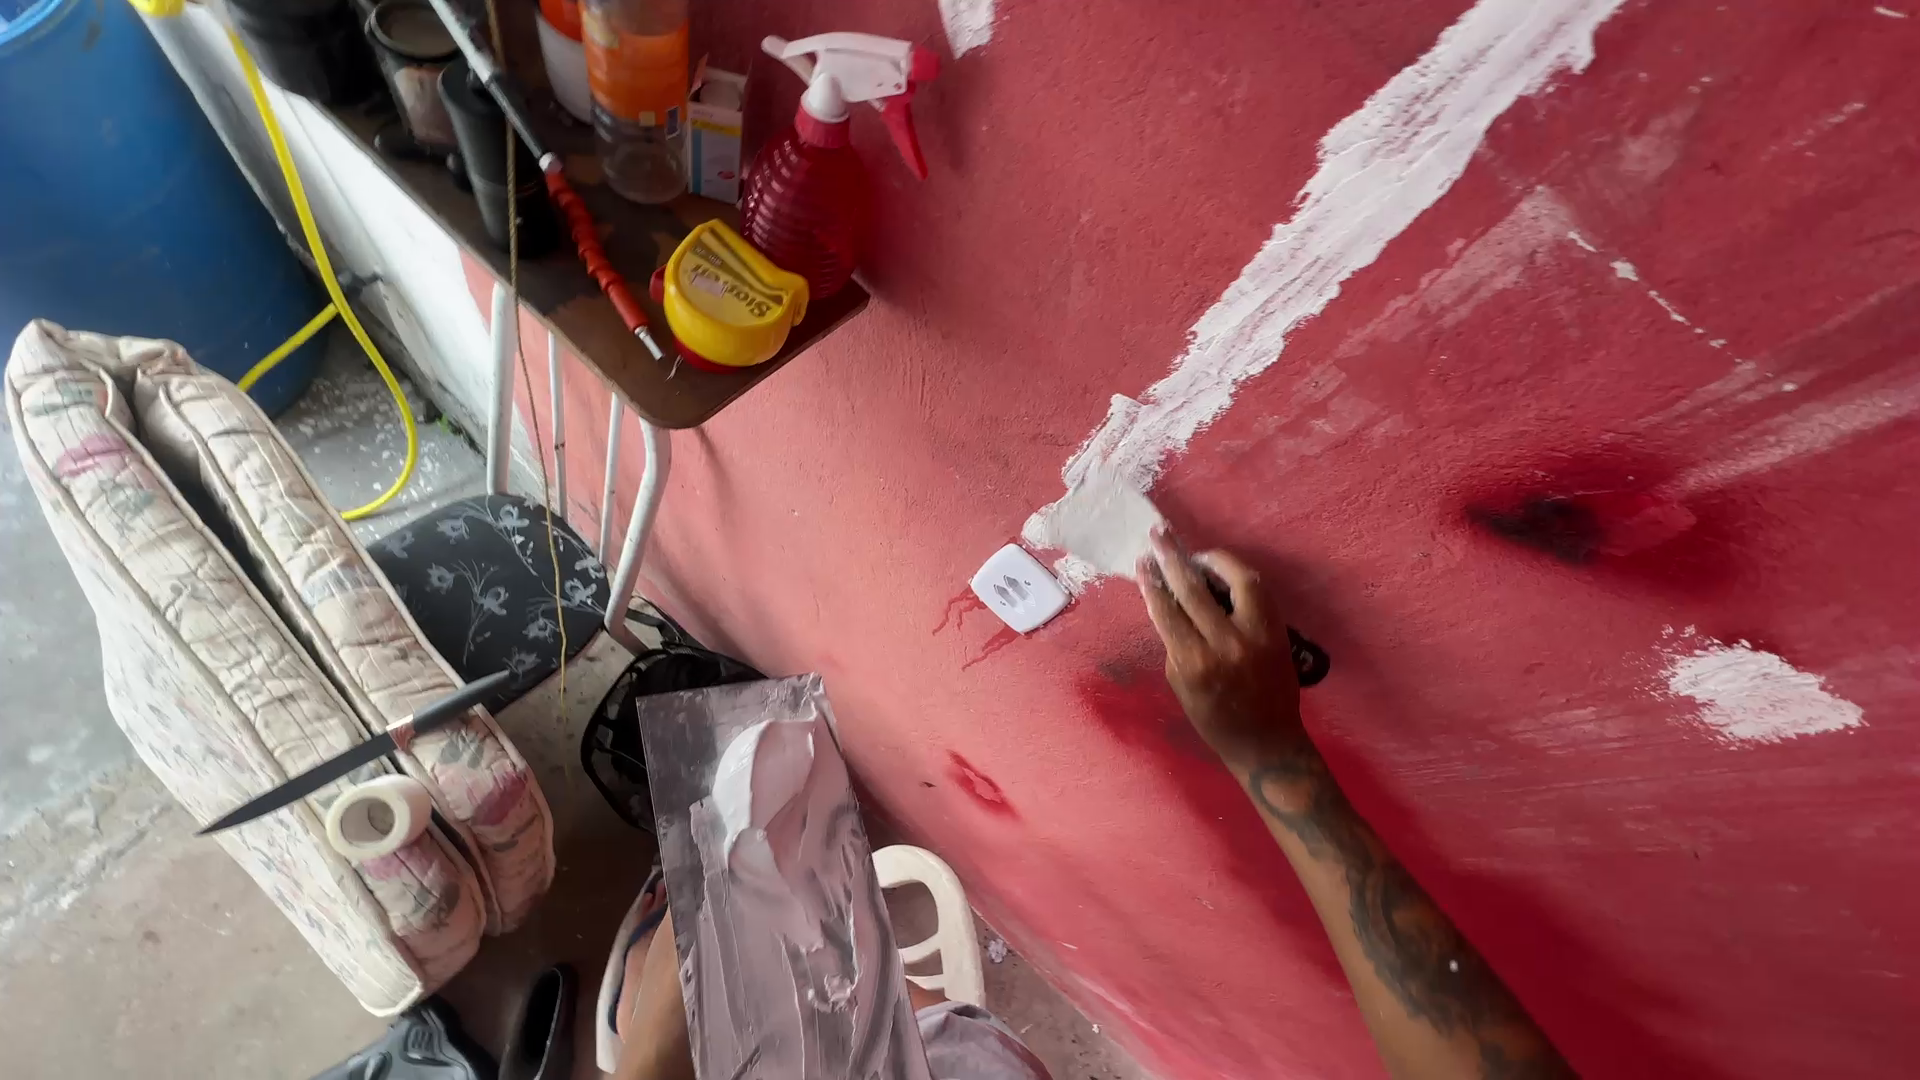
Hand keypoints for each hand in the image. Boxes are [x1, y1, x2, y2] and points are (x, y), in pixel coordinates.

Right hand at [1136, 527, 1303, 766]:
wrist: (1267, 741)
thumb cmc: (1213, 718)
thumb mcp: (1180, 682)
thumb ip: (1175, 640)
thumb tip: (1168, 601)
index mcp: (1195, 662)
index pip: (1167, 610)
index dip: (1152, 581)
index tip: (1143, 561)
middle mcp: (1226, 644)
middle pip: (1195, 589)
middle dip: (1174, 558)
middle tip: (1160, 535)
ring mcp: (1258, 635)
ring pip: (1238, 579)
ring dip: (1214, 560)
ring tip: (1196, 555)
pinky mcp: (1278, 631)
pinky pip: (1258, 590)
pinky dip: (1238, 575)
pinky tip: (1223, 571)